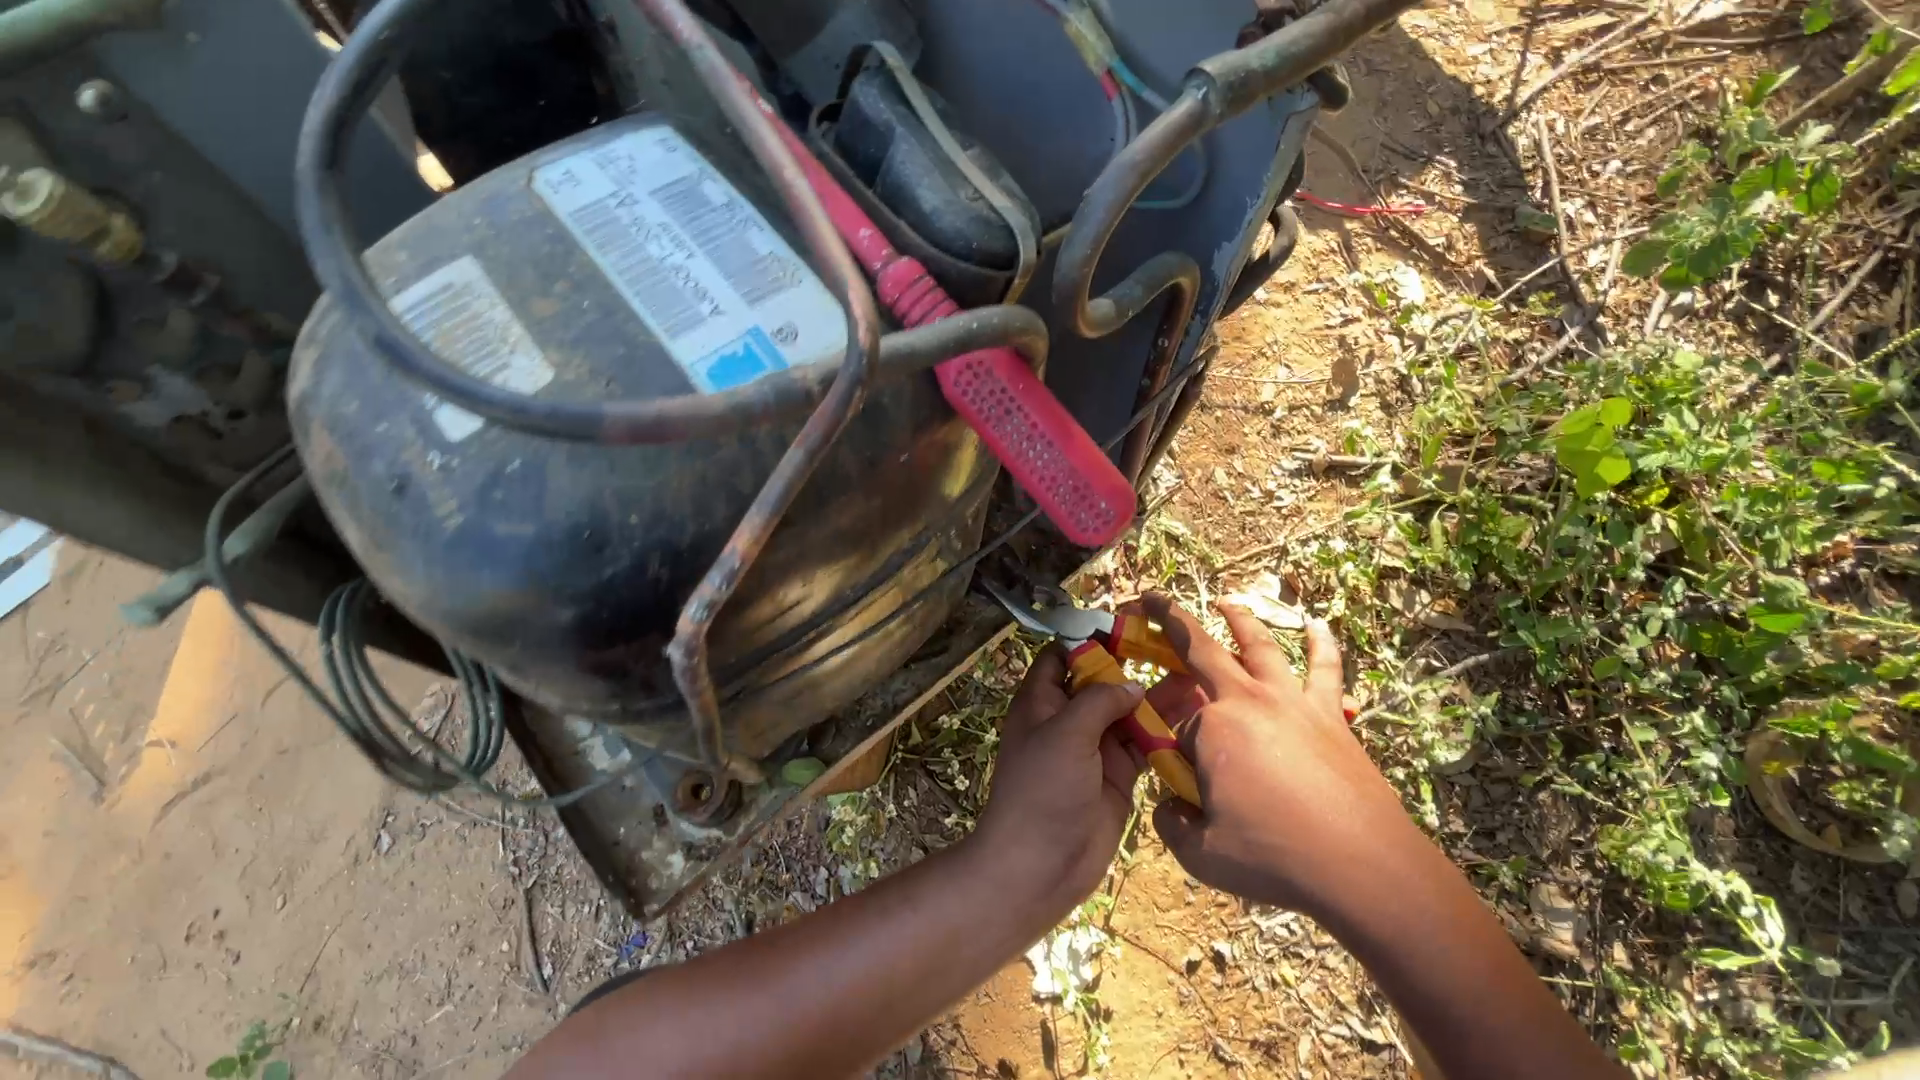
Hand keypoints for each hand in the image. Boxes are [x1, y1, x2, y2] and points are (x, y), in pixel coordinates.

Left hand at [974, 645, 1202, 913]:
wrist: (1039, 865)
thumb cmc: (1041, 789)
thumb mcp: (1064, 732)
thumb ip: (1098, 700)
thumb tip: (1131, 684)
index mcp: (1040, 702)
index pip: (1061, 656)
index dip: (1089, 640)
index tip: (1128, 625)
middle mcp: (1066, 720)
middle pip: (1100, 682)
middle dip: (1132, 666)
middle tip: (1173, 647)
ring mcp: (1093, 749)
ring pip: (1126, 713)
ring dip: (1156, 697)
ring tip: (1194, 676)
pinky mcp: (1117, 777)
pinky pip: (1142, 745)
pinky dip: (1164, 732)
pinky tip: (1194, 715)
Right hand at [1145, 594, 1436, 920]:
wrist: (1363, 866)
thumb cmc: (1275, 856)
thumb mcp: (1201, 853)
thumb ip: (1171, 823)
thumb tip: (1168, 806)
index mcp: (1213, 727)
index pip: (1180, 727)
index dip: (1176, 753)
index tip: (1182, 784)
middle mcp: (1249, 700)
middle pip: (1202, 650)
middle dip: (1171, 621)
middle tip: (1150, 600)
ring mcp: (1293, 702)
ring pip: (1260, 646)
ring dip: (1239, 619)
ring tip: (1226, 602)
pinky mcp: (1331, 716)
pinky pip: (1324, 669)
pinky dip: (1320, 644)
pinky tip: (1316, 627)